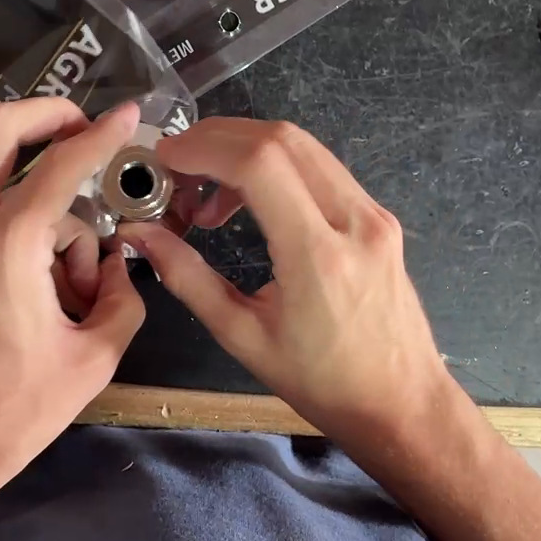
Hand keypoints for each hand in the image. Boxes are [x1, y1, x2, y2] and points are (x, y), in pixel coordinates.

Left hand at [0, 98, 146, 504]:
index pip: (61, 166)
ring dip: (44, 205)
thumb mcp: (94, 359)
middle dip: (44, 117)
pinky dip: (20, 228)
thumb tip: (119, 267)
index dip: (100, 136)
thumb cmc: (16, 411)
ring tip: (78, 286)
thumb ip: (122, 298)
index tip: (129, 115)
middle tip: (85, 132)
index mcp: (8, 245)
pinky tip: (49, 287)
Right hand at [119, 118, 468, 456]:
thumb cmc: (320, 383)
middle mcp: (355, 220)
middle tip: (178, 170)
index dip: (204, 147)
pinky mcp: (380, 219)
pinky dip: (278, 169)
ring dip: (248, 152)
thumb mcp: (243, 337)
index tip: (165, 159)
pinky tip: (251, 204)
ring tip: (209, 199)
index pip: (259, 162)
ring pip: (305, 147)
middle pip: (283, 139)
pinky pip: (323, 170)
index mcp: (318, 255)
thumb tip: (141, 235)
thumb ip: (188, 278)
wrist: (399, 401)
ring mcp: (375, 215)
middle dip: (219, 139)